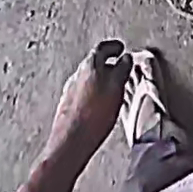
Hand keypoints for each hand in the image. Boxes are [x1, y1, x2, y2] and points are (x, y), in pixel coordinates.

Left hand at [19, 41, 132, 191]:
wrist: (69, 144)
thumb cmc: (94, 114)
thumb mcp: (116, 86)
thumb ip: (123, 69)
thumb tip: (126, 58)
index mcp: (90, 64)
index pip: (103, 48)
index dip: (114, 47)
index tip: (120, 48)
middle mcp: (77, 74)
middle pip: (94, 62)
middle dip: (107, 64)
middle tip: (119, 67)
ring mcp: (70, 91)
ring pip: (88, 78)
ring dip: (100, 79)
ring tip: (111, 88)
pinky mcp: (66, 108)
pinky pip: (83, 94)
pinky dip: (93, 93)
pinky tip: (99, 105)